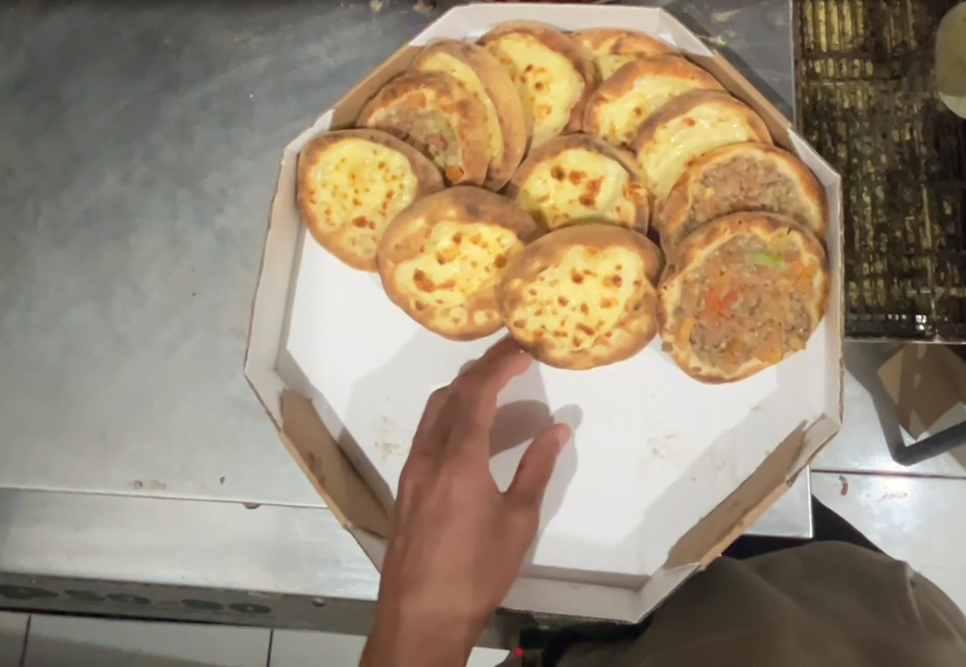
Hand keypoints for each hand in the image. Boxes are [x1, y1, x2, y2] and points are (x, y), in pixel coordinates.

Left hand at [362, 339, 570, 666]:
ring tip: (496, 382)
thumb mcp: (518, 521)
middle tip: (512, 354)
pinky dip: (451, 411)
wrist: (420, 618)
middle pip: (453, 392)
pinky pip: (428, 430)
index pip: (477, 392)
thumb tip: (558, 428)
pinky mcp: (406, 483)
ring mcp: (412, 467)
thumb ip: (537, 468)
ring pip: (435, 408)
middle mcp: (429, 453)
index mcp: (458, 458)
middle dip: (483, 367)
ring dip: (464, 387)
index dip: (500, 363)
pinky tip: (472, 425)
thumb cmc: (476, 571)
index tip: (523, 347)